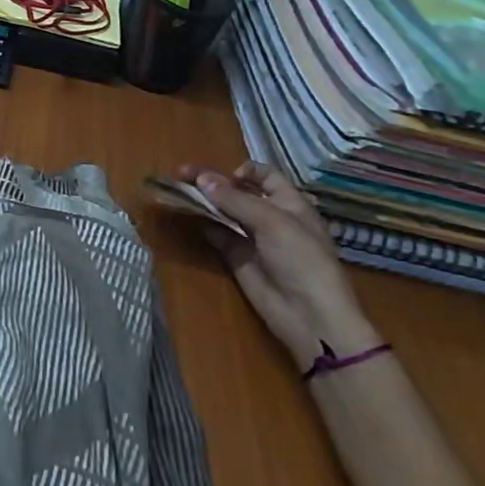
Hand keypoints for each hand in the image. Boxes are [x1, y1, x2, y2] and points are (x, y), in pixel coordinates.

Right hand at [179, 161, 379, 365]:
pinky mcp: (236, 257)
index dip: (245, 171)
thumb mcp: (273, 222)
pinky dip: (202, 223)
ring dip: (203, 201)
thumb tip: (201, 179)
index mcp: (290, 204)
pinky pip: (216, 234)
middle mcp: (271, 217)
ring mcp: (252, 238)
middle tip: (181, 174)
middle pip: (239, 192)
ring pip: (223, 212)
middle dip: (213, 182)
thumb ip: (235, 199)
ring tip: (176, 191)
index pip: (267, 177)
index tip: (225, 175)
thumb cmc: (301, 260)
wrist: (307, 314)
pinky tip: (185, 216)